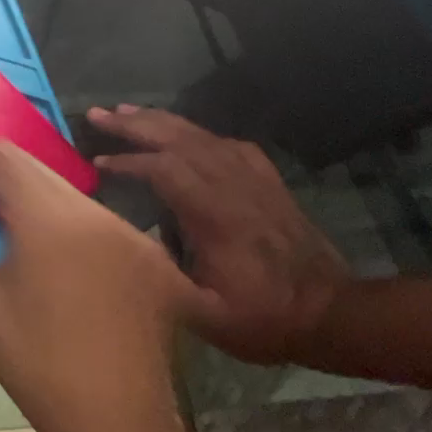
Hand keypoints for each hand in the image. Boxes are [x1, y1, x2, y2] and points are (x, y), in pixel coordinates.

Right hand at [0, 131, 196, 431]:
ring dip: (21, 198)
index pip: (1, 156)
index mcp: (51, 221)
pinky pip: (91, 217)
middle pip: (33, 168)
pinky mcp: (148, 257)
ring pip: (62, 192)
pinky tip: (39, 259)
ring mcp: (130, 234)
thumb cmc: (31, 361)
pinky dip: (54, 219)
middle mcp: (97, 214)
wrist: (116, 423)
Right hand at [87, 105, 349, 364]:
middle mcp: (239, 192)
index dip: (129, 162)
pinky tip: (183, 133)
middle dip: (137, 126)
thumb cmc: (263, 319)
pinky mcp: (271, 187)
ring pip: (206, 138)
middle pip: (184, 143)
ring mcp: (259, 185)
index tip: (95, 164)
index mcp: (220, 220)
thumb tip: (122, 245)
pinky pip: (233, 147)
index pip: (169, 171)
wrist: (335, 317)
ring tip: (126, 111)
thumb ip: (162, 277)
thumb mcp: (206, 315)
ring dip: (162, 122)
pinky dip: (200, 133)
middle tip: (97, 114)